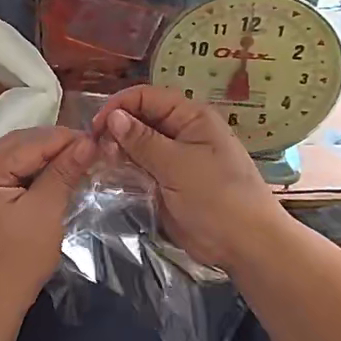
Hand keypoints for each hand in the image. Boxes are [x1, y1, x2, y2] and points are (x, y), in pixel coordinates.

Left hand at [0, 126, 95, 325]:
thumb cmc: (18, 260)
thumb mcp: (46, 212)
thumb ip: (64, 172)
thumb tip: (88, 141)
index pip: (29, 142)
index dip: (64, 138)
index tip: (97, 140)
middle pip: (19, 145)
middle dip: (54, 143)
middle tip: (90, 149)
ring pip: (16, 159)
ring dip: (46, 156)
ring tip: (78, 160)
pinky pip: (13, 176)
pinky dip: (36, 173)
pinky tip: (57, 177)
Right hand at [92, 85, 292, 266]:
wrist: (245, 243)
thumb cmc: (216, 197)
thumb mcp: (177, 165)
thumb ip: (143, 140)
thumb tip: (113, 116)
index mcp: (191, 117)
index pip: (147, 97)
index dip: (119, 106)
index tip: (96, 127)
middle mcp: (182, 133)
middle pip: (140, 120)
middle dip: (117, 131)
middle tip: (98, 152)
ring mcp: (175, 159)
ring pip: (138, 146)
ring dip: (120, 153)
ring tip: (103, 166)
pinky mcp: (168, 183)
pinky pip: (142, 169)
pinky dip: (126, 172)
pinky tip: (111, 178)